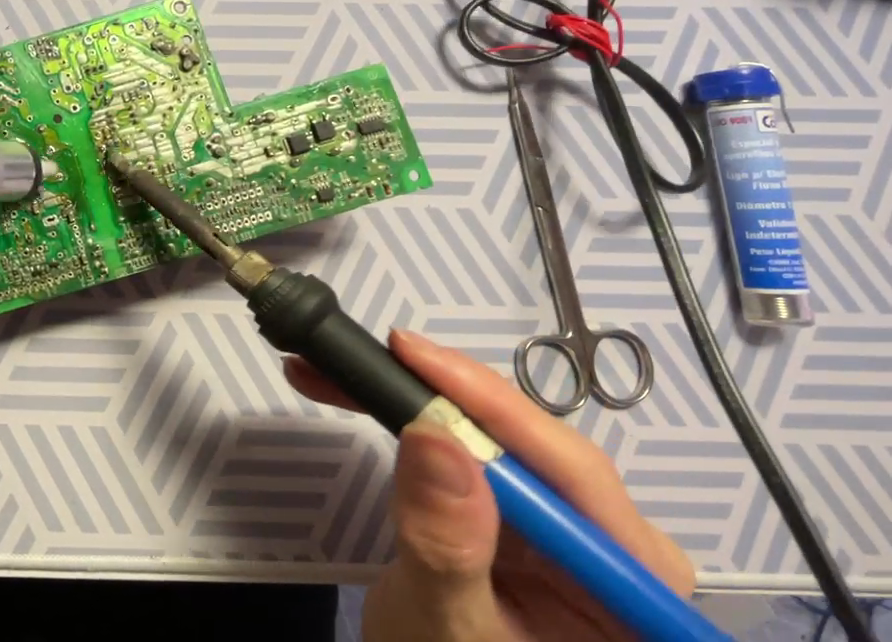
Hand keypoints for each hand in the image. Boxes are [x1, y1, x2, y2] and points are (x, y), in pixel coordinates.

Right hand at [285, 330, 694, 641]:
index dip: (492, 406)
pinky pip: (460, 454)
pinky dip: (402, 422)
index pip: (572, 474)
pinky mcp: (512, 519)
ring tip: (332, 370)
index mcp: (635, 590)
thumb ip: (447, 546)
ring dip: (408, 399)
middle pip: (528, 445)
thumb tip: (433, 435)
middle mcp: (612, 549)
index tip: (411, 356)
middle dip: (439, 394)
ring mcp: (560, 531)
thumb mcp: (446, 629)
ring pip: (487, 439)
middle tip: (362, 353)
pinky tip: (346, 392)